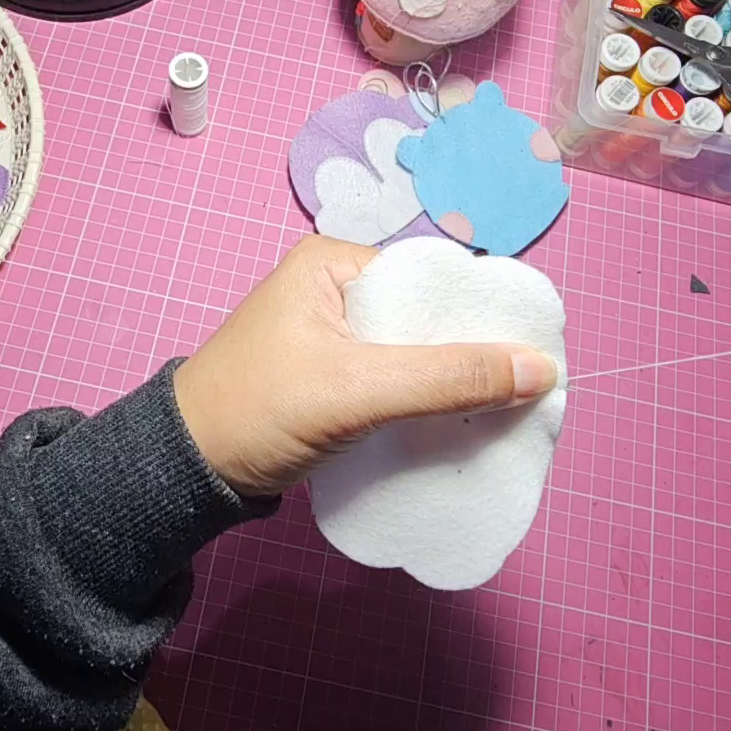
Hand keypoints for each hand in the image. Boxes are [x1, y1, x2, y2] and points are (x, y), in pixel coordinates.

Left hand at [174, 236, 557, 496]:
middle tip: (525, 388)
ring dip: (449, 379)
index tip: (532, 353)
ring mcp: (333, 331)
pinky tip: (455, 420)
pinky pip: (394, 375)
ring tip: (501, 408)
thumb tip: (538, 367)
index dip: (480, 313)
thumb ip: (445, 377)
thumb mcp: (356, 389)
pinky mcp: (333, 370)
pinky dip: (423, 397)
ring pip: (413, 348)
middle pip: (424, 314)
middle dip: (469, 351)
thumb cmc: (259, 410)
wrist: (192, 467)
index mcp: (333, 263)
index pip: (428, 277)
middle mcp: (335, 287)